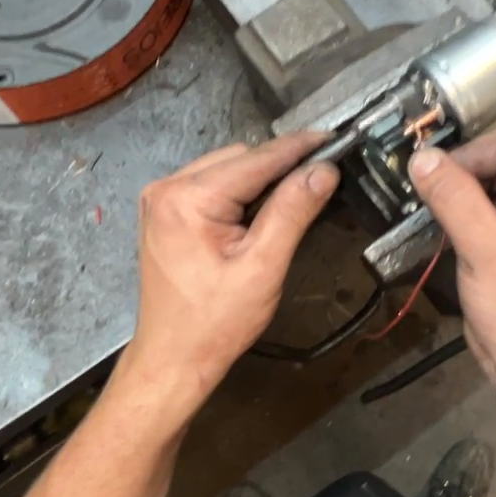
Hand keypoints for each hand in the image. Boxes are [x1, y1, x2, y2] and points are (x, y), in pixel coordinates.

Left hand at [124, 133, 338, 404]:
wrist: (174, 357)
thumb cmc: (217, 322)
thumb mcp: (263, 267)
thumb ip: (292, 212)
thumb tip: (324, 170)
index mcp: (187, 198)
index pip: (256, 159)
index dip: (300, 148)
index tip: (335, 139)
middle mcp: (167, 187)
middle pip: (239, 158)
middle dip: (279, 166)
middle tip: (322, 177)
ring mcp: (160, 198)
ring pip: (225, 168)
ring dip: (260, 178)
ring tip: (295, 195)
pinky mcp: (163, 212)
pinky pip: (210, 185)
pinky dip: (238, 191)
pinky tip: (259, 210)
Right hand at [408, 126, 495, 398]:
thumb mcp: (487, 251)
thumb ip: (455, 201)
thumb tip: (421, 158)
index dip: (473, 153)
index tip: (436, 175)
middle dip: (460, 172)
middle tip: (424, 189)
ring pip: (482, 184)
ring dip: (453, 191)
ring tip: (425, 205)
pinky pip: (476, 209)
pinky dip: (454, 211)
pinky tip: (434, 222)